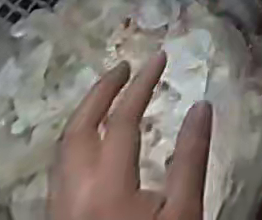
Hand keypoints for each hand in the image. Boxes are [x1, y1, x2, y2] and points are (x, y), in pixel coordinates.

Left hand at [51, 52, 212, 219]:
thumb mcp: (184, 214)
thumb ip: (191, 158)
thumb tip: (202, 106)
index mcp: (106, 187)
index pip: (122, 119)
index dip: (142, 84)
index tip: (160, 57)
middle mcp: (73, 193)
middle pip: (78, 128)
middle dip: (101, 91)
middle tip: (126, 67)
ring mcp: (59, 212)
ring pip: (62, 150)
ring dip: (86, 115)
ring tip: (110, 96)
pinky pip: (61, 169)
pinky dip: (79, 141)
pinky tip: (96, 143)